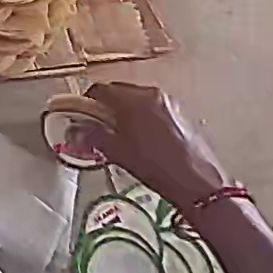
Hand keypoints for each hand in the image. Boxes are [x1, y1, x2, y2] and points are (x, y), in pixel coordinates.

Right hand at [83, 82, 228, 205]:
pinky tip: (144, 139)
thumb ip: (93, 137)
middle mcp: (151, 94)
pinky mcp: (181, 114)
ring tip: (122, 133)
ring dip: (126, 111)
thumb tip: (74, 131)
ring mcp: (169, 103)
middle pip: (120, 91)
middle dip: (107, 105)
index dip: (88, 101)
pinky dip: (144, 116)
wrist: (198, 183)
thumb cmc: (155, 166)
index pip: (101, 89)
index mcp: (132, 100)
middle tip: (99, 125)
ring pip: (138, 99)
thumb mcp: (117, 152)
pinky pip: (154, 108)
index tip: (82, 114)